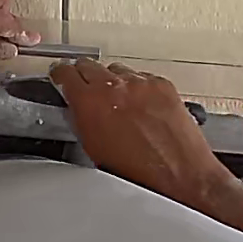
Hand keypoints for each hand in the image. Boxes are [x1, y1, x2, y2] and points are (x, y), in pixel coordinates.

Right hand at [49, 59, 237, 209]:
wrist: (181, 176)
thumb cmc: (141, 174)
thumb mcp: (95, 150)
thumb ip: (82, 121)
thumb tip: (77, 109)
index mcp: (91, 103)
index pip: (66, 73)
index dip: (60, 74)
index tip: (60, 75)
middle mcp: (115, 87)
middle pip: (90, 65)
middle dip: (84, 74)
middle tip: (86, 86)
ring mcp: (141, 83)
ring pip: (117, 70)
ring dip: (114, 81)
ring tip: (120, 102)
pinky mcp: (162, 84)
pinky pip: (143, 77)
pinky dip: (139, 87)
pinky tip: (142, 106)